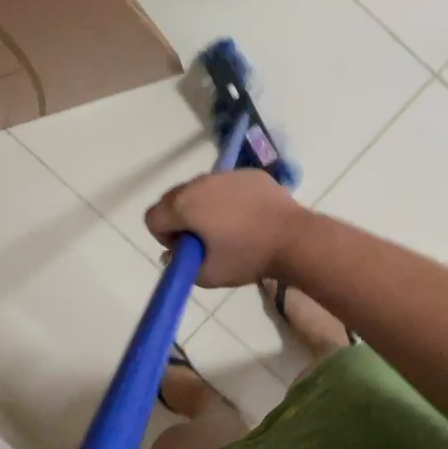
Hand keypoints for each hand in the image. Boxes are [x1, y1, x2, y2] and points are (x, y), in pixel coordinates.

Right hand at [144, 169, 309, 287]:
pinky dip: (228, 199)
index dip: (164, 237)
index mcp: (184, 206)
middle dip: (180, 219)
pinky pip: (226, 185)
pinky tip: (247, 217)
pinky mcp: (249, 173)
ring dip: (203, 207)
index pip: (153, 218)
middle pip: (173, 200)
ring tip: (227, 228)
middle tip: (203, 240)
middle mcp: (199, 183)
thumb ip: (182, 267)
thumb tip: (174, 255)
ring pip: (200, 189)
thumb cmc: (247, 257)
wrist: (294, 239)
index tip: (186, 249)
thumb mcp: (208, 275)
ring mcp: (226, 174)